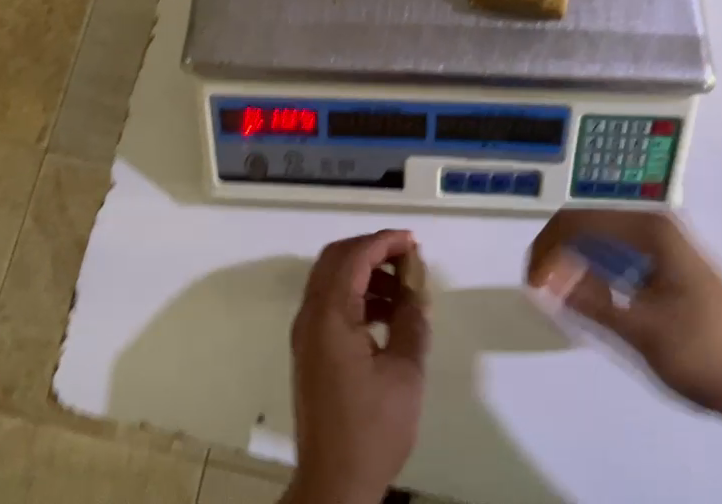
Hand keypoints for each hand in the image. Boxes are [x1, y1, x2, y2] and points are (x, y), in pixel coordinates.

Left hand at [286, 229, 429, 503]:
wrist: (334, 480)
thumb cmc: (373, 427)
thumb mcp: (405, 371)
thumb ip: (411, 321)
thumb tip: (415, 291)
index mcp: (330, 315)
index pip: (353, 256)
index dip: (384, 242)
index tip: (414, 241)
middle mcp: (310, 317)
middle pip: (335, 260)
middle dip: (372, 251)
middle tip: (408, 258)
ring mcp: (306, 335)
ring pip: (331, 281)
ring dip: (365, 274)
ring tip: (405, 290)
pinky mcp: (310, 352)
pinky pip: (331, 305)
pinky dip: (357, 297)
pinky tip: (387, 316)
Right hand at [526, 210, 721, 418]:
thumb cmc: (706, 354)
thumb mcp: (642, 330)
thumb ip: (589, 299)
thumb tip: (539, 277)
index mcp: (650, 229)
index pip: (578, 219)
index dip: (547, 248)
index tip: (533, 287)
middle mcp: (655, 226)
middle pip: (587, 224)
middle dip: (557, 254)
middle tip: (541, 294)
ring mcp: (664, 246)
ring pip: (601, 242)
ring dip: (574, 265)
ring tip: (563, 302)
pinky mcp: (668, 268)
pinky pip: (618, 258)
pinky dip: (596, 275)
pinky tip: (594, 305)